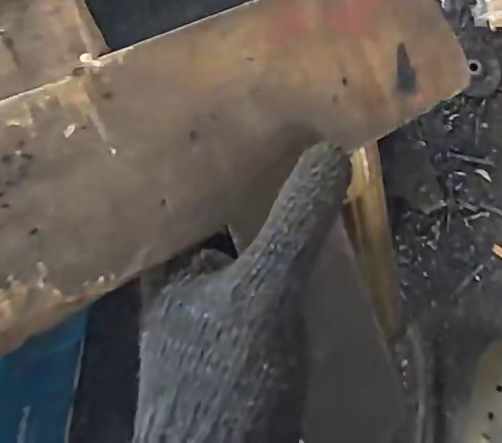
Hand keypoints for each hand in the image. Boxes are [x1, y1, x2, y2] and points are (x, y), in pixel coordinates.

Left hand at [135, 142, 350, 442]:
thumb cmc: (223, 382)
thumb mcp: (264, 292)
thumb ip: (296, 222)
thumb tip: (332, 149)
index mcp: (169, 268)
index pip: (192, 191)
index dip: (226, 154)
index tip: (266, 119)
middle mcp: (186, 288)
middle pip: (230, 218)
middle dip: (267, 186)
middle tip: (310, 144)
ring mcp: (217, 320)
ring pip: (256, 250)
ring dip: (288, 224)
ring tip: (328, 185)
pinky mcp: (247, 348)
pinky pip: (276, 283)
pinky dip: (301, 263)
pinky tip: (333, 252)